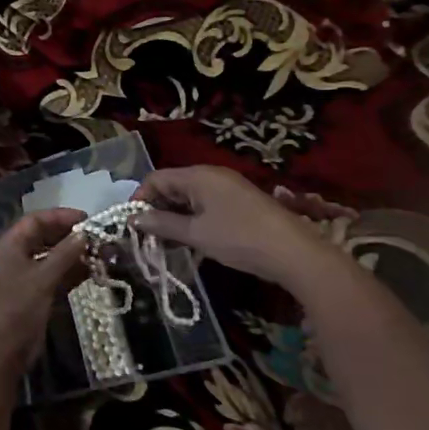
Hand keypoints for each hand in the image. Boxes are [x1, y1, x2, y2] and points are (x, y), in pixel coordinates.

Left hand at [0, 209, 87, 374]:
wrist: (1, 350)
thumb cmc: (18, 308)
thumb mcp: (43, 278)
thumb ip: (65, 254)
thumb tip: (86, 234)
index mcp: (8, 245)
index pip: (35, 220)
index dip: (61, 216)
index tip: (88, 219)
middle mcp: (14, 256)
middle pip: (43, 237)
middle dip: (70, 236)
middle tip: (98, 238)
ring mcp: (22, 276)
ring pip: (50, 258)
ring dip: (73, 256)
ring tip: (101, 255)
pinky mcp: (31, 293)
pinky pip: (52, 276)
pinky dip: (69, 273)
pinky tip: (92, 273)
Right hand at [133, 166, 350, 292]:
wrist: (295, 254)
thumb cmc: (239, 239)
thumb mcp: (195, 234)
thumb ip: (161, 223)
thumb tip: (133, 218)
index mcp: (198, 176)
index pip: (156, 178)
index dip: (140, 198)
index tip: (133, 223)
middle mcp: (212, 175)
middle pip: (172, 185)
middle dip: (156, 208)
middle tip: (148, 235)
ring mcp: (228, 188)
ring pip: (189, 197)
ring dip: (174, 216)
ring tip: (167, 241)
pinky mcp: (239, 202)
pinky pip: (206, 204)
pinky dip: (193, 218)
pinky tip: (191, 239)